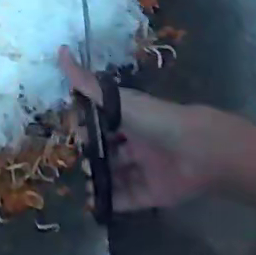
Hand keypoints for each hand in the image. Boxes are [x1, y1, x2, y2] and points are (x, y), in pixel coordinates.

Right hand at [59, 45, 228, 211]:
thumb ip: (86, 83)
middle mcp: (135, 140)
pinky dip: (112, 202)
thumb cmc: (154, 119)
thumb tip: (59, 50)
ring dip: (99, 179)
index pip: (101, 119)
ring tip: (81, 184)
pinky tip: (94, 204)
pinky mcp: (152, 192)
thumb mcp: (115, 100)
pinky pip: (129, 198)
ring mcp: (144, 167)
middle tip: (72, 161)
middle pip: (108, 148)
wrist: (196, 151)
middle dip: (91, 154)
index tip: (68, 131)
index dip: (85, 125)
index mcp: (127, 116)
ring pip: (117, 174)